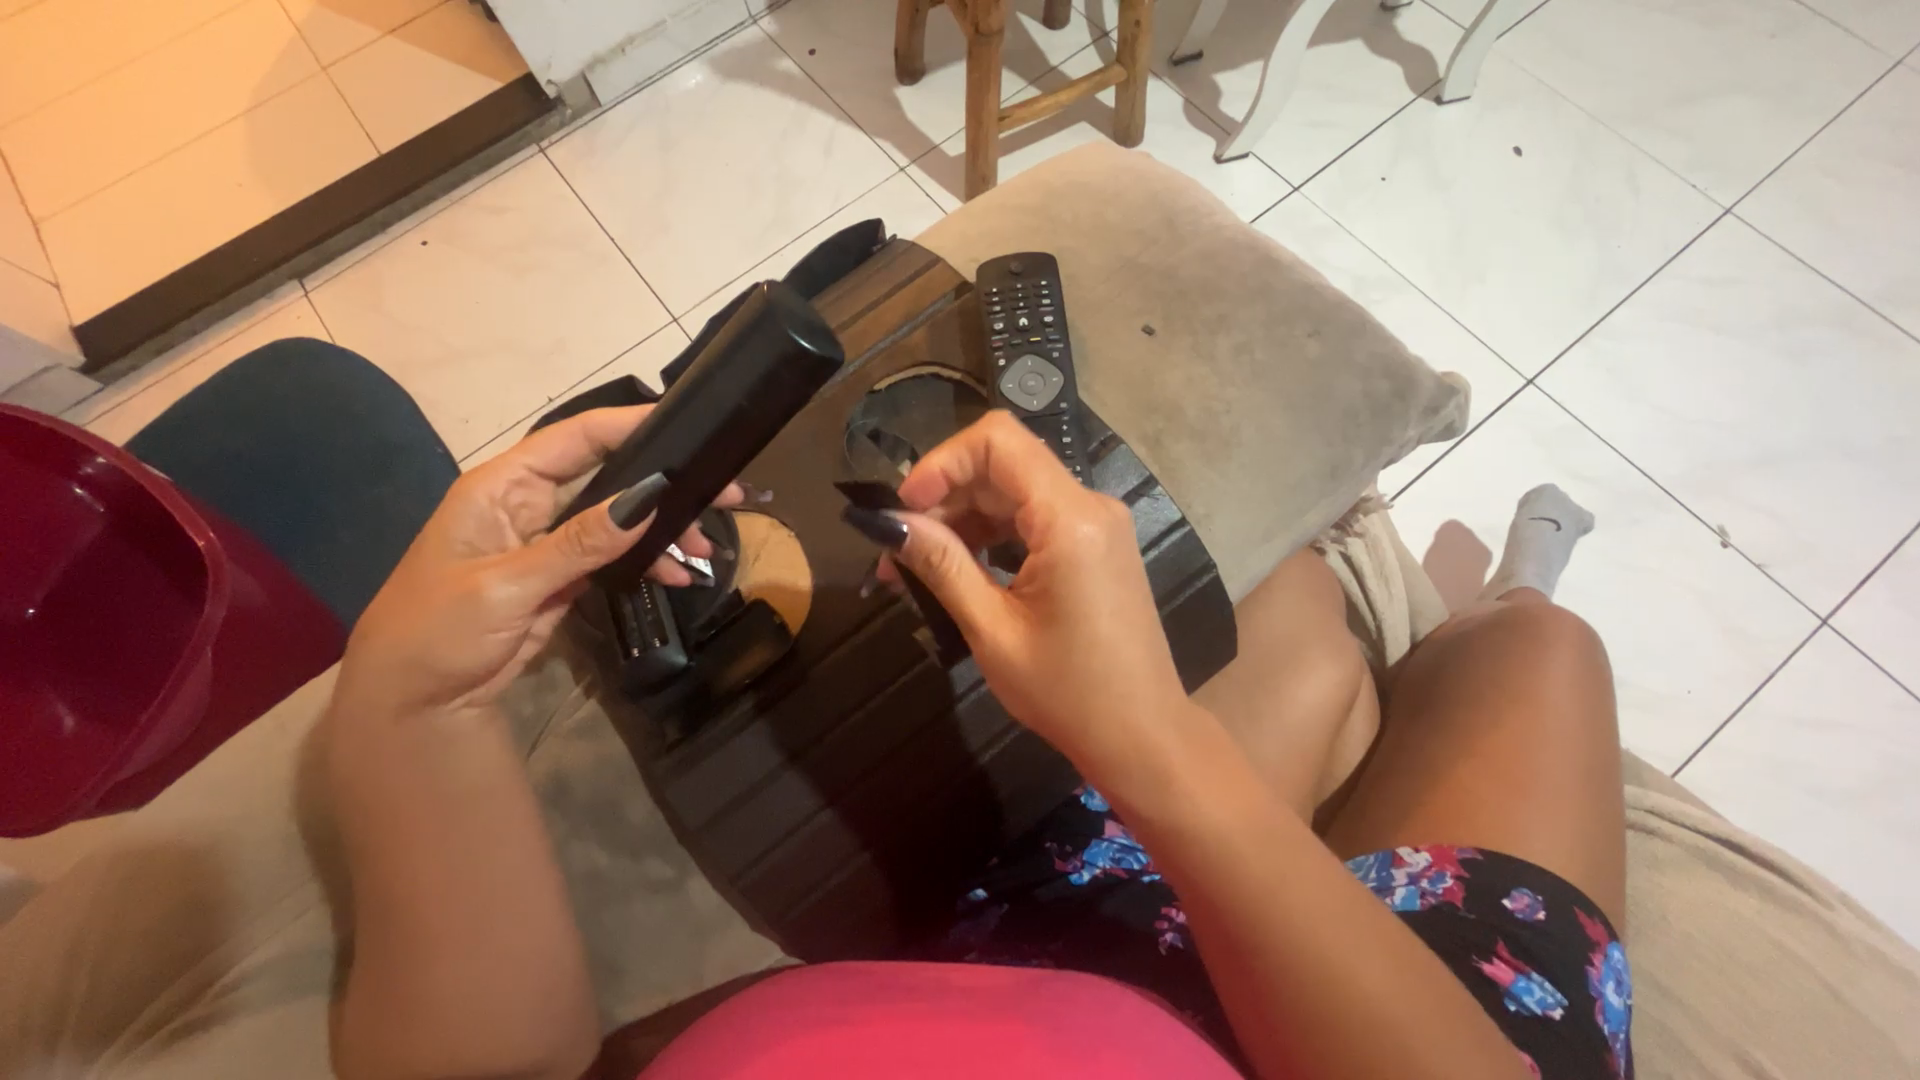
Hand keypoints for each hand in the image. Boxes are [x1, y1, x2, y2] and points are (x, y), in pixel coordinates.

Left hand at [333, 405, 736, 722]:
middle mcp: (530, 503)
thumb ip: (577, 544)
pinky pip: (617, 556)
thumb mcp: (505, 587)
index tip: (688, 423)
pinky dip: (648, 562)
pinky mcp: (563, 575)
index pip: (576, 438)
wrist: (415, 702)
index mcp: (503, 487)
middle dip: (665, 485)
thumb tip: (644, 502)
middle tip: (725, 495)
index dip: (630, 425)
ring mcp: (550, 540)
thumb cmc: (437, 633)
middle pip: (610, 475)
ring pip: (621, 517)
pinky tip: (677, 576)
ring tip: (705, 551)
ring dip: (665, 530)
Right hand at [861, 411, 1192, 770]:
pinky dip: (991, 536)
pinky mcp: (1095, 546)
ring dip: (962, 520)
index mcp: (1070, 519)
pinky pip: (1033, 520)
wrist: (1141, 734)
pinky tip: (958, 570)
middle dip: (943, 499)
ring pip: (1014, 492)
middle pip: (1002, 465)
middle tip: (896, 551)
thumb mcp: (992, 630)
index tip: (905, 508)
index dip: (941, 462)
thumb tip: (890, 525)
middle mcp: (1090, 506)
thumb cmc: (1067, 692)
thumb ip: (942, 566)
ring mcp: (1097, 524)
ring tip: (915, 570)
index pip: (998, 440)